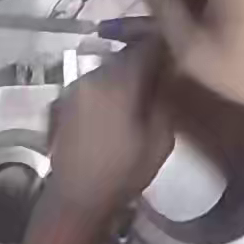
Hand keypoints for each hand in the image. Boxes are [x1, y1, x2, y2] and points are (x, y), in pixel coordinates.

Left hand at [44, 46, 172, 221]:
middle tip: (162, 73)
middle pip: (125, 55)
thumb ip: (164, 100)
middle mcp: (95, 75)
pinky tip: (118, 104)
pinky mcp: (66, 97)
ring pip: (109, 66)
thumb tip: (168, 76)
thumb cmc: (123, 172)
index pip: (146, 48)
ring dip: (125, 72)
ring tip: (141, 90)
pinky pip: (95, 80)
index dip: (163, 47)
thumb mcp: (159, 140)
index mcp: (119, 83)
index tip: (177, 53)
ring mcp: (77, 85)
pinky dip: (109, 85)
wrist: (76, 197)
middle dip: (144, 59)